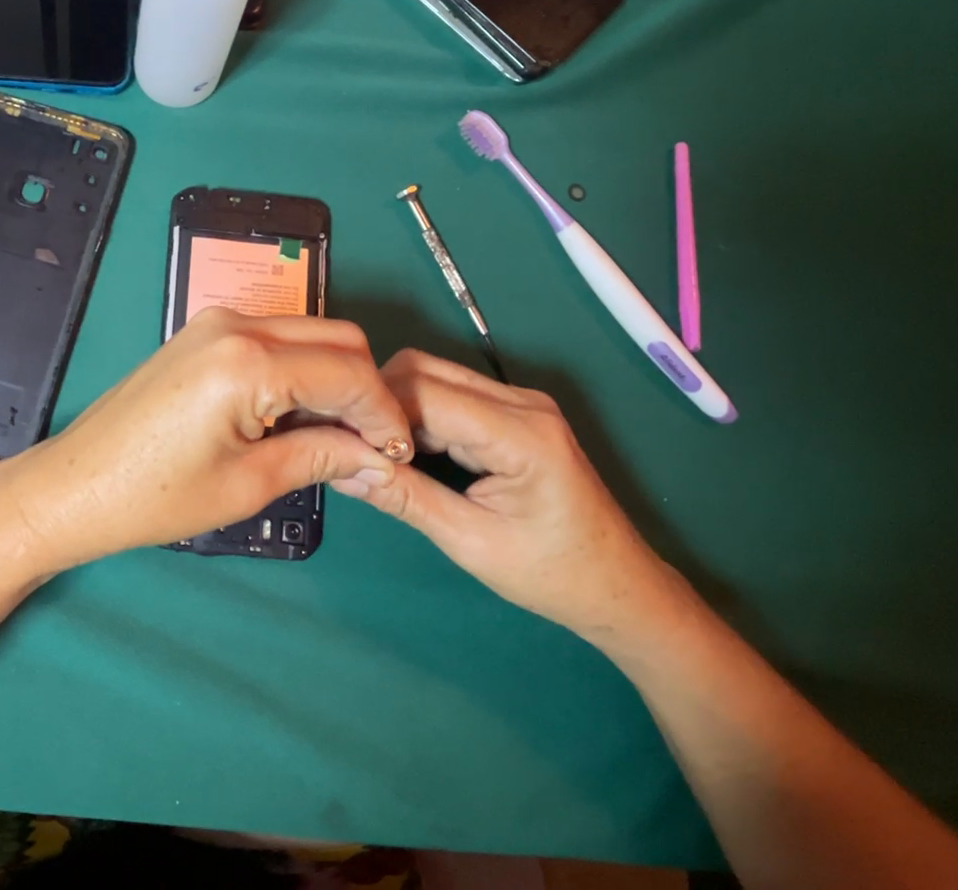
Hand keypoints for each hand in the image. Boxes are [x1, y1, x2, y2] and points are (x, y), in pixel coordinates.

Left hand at [0, 309, 413, 573]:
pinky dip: (300, 369)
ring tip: (341, 436)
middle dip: (366, 388)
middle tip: (375, 444)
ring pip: (307, 334)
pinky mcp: (200, 335)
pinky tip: (300, 415)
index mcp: (249, 361)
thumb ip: (322, 457)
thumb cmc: (155, 497)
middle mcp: (235, 325)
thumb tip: (379, 456)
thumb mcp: (248, 484)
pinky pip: (274, 339)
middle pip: (337, 338)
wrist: (75, 486)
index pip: (349, 373)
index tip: (400, 453)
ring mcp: (214, 324)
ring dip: (335, 377)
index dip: (385, 415)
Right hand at [336, 349, 685, 643]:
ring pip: (433, 378)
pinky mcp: (514, 415)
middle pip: (424, 371)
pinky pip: (451, 396)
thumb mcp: (468, 542)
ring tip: (376, 455)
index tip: (341, 446)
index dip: (375, 413)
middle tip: (354, 450)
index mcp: (520, 433)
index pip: (424, 393)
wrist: (618, 587)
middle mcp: (521, 402)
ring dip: (398, 410)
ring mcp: (520, 404)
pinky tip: (407, 455)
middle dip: (380, 404)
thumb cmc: (549, 574)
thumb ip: (404, 498)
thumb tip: (339, 471)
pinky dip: (419, 418)